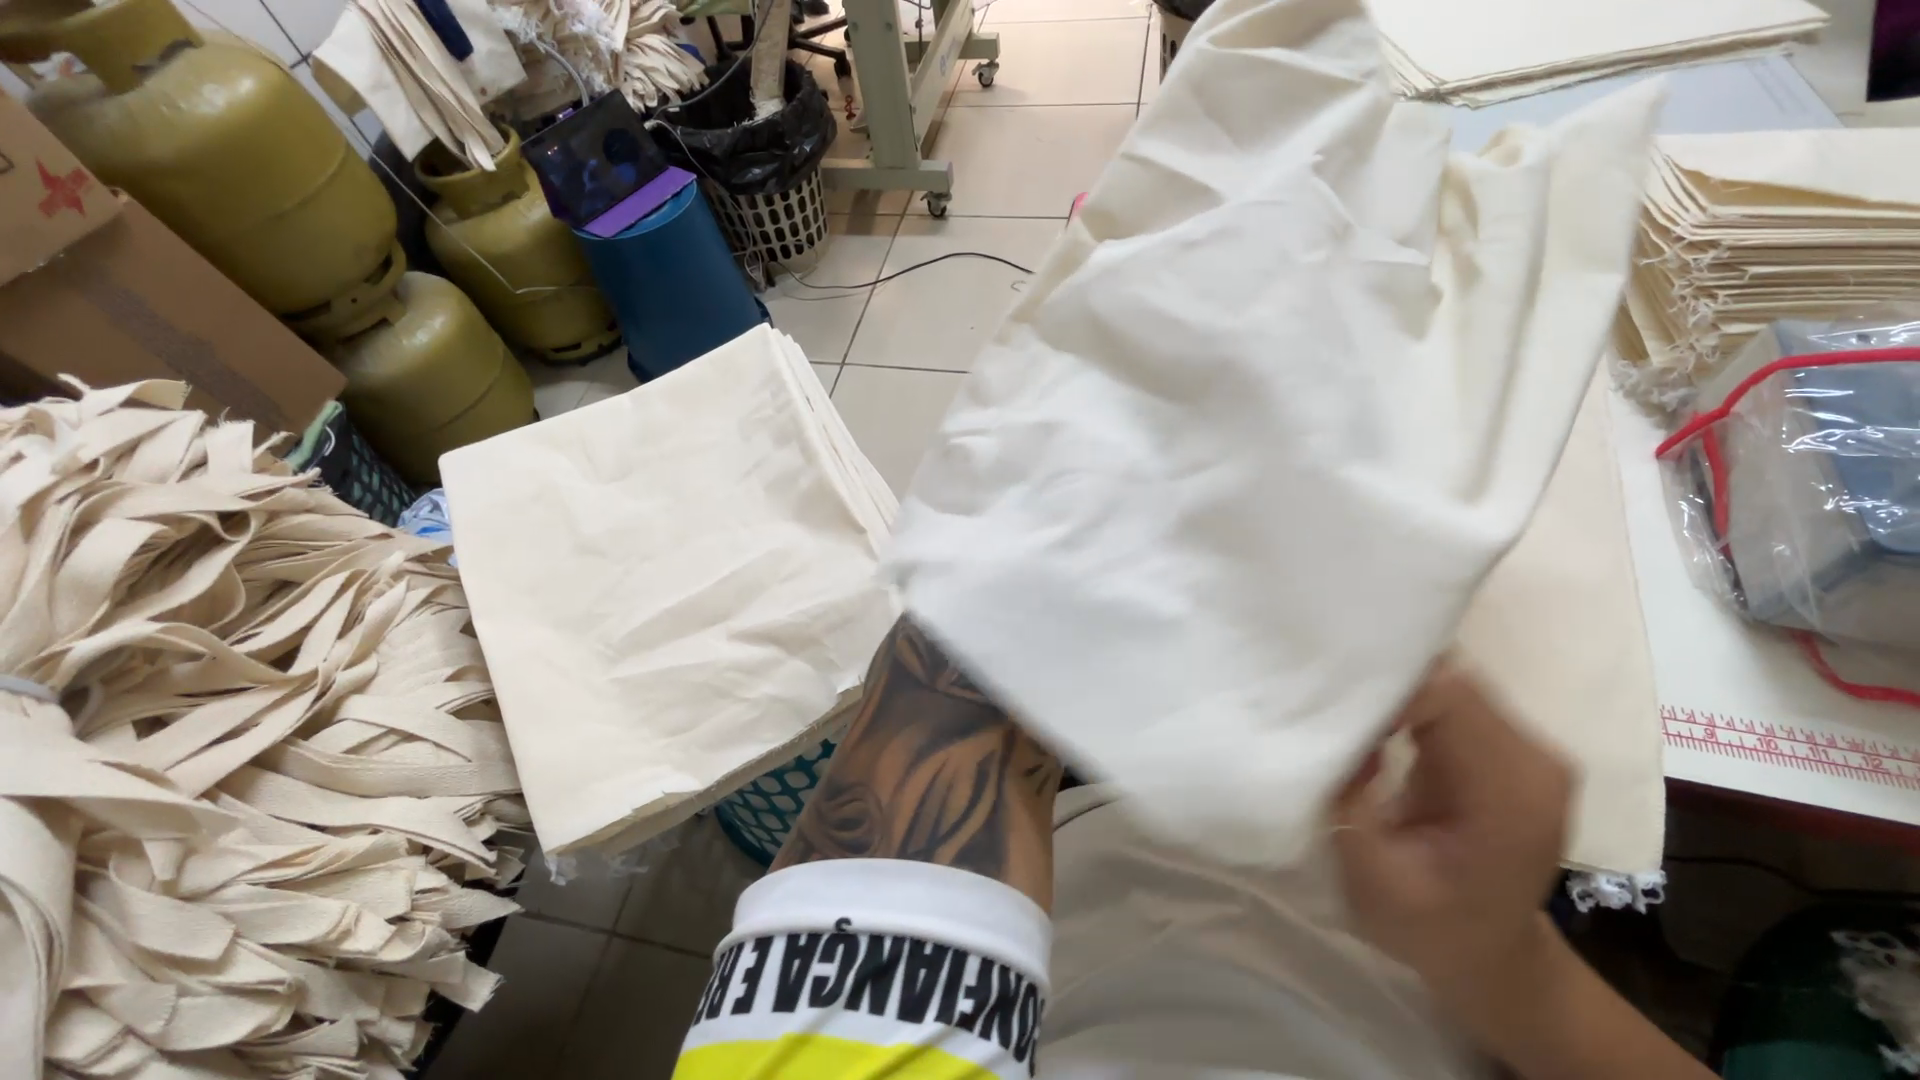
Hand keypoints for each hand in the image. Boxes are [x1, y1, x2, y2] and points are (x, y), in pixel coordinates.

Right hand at [1331, 665, 1571, 1024]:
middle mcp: (1535, 759)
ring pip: (1452, 681)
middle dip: (1386, 679)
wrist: (1489, 955)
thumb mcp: (1371, 875)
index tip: (1331, 700)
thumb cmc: (1428, 925)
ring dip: (1396, 687)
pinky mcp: (1511, 748)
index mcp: (1510, 792)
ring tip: (1344, 704)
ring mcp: (1530, 751)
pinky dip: (1410, 699)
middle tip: (1326, 692)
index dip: (1386, 687)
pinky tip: (1375, 718)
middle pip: (1453, 680)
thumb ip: (1352, 801)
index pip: (1448, 697)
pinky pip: (1454, 699)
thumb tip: (1342, 734)